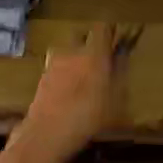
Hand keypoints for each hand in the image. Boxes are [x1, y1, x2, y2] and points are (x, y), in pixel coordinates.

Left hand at [12, 24, 119, 162]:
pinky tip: (68, 90)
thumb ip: (119, 74)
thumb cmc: (88, 117)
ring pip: (65, 51)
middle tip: (99, 56)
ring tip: (82, 75)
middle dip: (88, 41)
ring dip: (73, 57)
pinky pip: (56, 68)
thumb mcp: (116, 100)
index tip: (116, 36)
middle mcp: (71, 52)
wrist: (47, 133)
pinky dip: (63, 73)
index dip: (109, 31)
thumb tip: (122, 57)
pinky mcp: (41, 79)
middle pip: (79, 35)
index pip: (102, 29)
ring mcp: (52, 64)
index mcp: (93, 53)